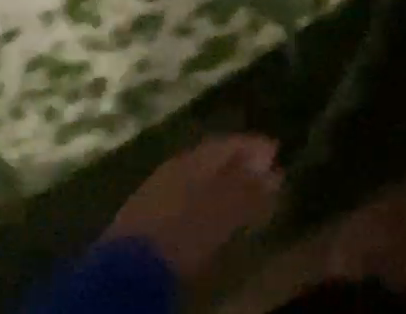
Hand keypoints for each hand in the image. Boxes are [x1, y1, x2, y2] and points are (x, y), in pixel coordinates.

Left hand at [103, 135, 280, 279]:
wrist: (129, 265)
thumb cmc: (189, 226)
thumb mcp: (231, 206)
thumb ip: (255, 187)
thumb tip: (275, 173)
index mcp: (200, 154)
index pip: (236, 141)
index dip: (259, 146)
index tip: (276, 155)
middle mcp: (179, 162)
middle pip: (216, 157)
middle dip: (240, 165)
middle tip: (261, 176)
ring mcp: (158, 185)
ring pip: (198, 176)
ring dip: (220, 183)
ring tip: (239, 198)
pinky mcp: (144, 211)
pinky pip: (183, 194)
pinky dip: (202, 198)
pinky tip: (208, 212)